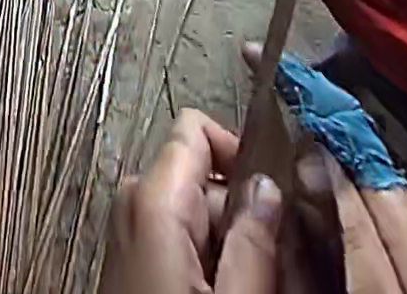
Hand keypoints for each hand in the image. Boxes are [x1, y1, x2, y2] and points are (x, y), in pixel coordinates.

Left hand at [100, 109, 283, 293]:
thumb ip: (252, 243)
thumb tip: (268, 187)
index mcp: (152, 196)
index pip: (196, 128)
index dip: (241, 152)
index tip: (276, 195)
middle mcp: (134, 200)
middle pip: (203, 173)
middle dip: (243, 210)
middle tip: (277, 259)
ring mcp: (129, 226)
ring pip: (196, 207)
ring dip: (229, 238)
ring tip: (253, 284)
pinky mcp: (132, 253)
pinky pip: (180, 233)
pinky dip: (208, 254)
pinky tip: (227, 290)